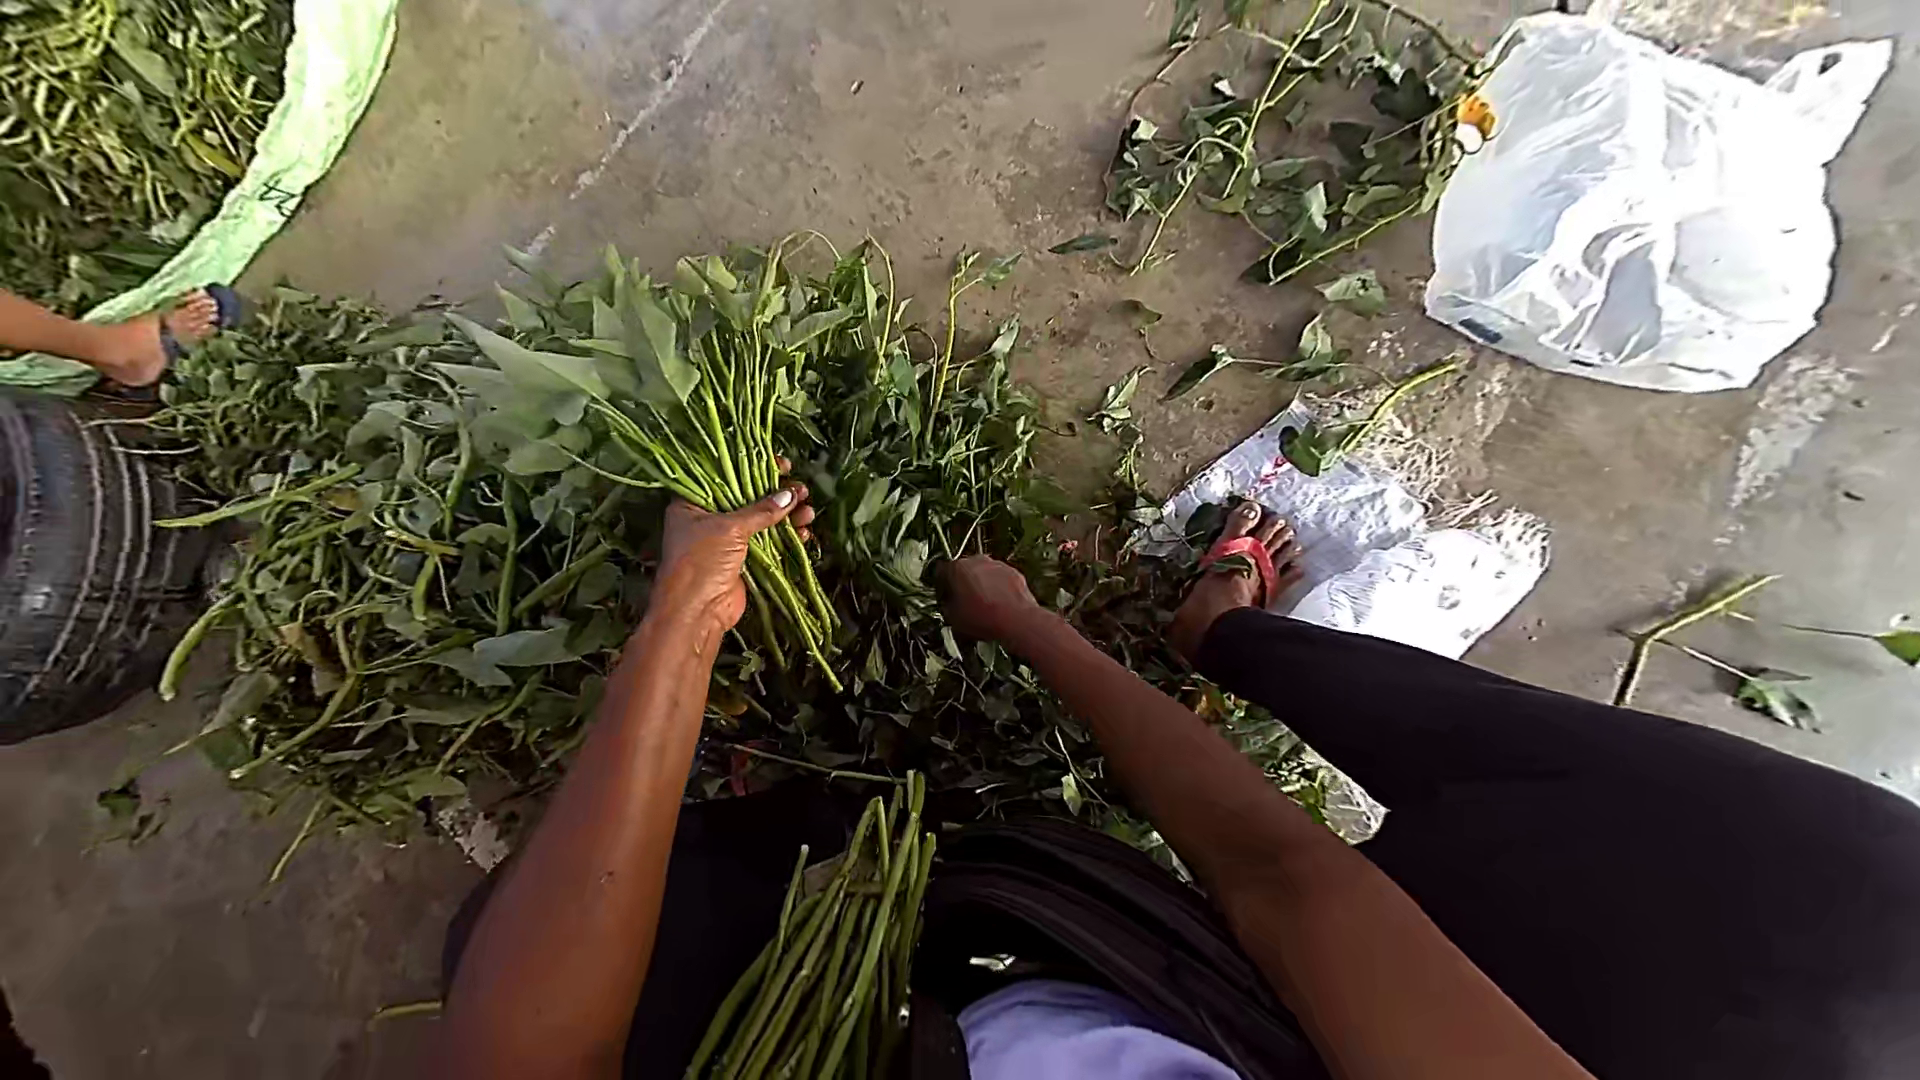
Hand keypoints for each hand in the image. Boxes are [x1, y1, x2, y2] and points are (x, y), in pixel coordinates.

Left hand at [650, 477, 814, 634]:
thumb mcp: (729, 528)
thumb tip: (789, 495)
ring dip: (787, 516)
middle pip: (750, 498)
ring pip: (763, 521)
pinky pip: (769, 542)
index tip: (781, 465)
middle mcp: (710, 518)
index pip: (727, 475)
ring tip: (808, 511)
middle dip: (778, 494)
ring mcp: (728, 540)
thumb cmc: (701, 561)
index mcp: (694, 503)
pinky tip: (803, 532)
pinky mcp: (743, 559)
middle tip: (801, 489)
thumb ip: (761, 510)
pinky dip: (786, 537)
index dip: (754, 467)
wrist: (697, 611)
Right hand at [940, 556, 1044, 641]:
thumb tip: (948, 606)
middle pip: (963, 570)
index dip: (940, 586)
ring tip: (982, 607)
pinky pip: (1000, 579)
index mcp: (957, 567)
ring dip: (980, 585)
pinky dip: (998, 589)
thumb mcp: (953, 618)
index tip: (943, 597)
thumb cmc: (984, 618)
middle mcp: (977, 560)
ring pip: (983, 573)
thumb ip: (946, 606)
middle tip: (962, 603)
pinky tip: (998, 606)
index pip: (941, 571)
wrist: (1017, 621)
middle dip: (962, 584)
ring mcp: (997, 565)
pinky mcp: (1014, 573)